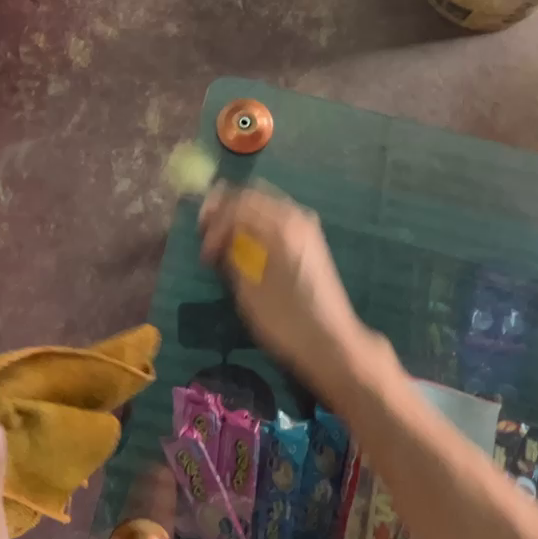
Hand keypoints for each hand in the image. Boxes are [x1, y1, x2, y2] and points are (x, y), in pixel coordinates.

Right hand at [197, 181, 378, 404]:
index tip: (205, 254)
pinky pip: (275, 215)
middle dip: (224, 209)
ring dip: (239, 213)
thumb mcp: (248, 290)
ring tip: (221, 237)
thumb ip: (232, 255)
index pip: (236, 205)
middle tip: (205, 231)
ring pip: (264, 202)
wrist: (333, 344)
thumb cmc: (286, 321)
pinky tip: (245, 242)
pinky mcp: (310, 238)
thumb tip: (221, 241)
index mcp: (280, 226)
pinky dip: (256, 221)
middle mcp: (295, 215)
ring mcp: (306, 225)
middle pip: (251, 194)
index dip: (213, 225)